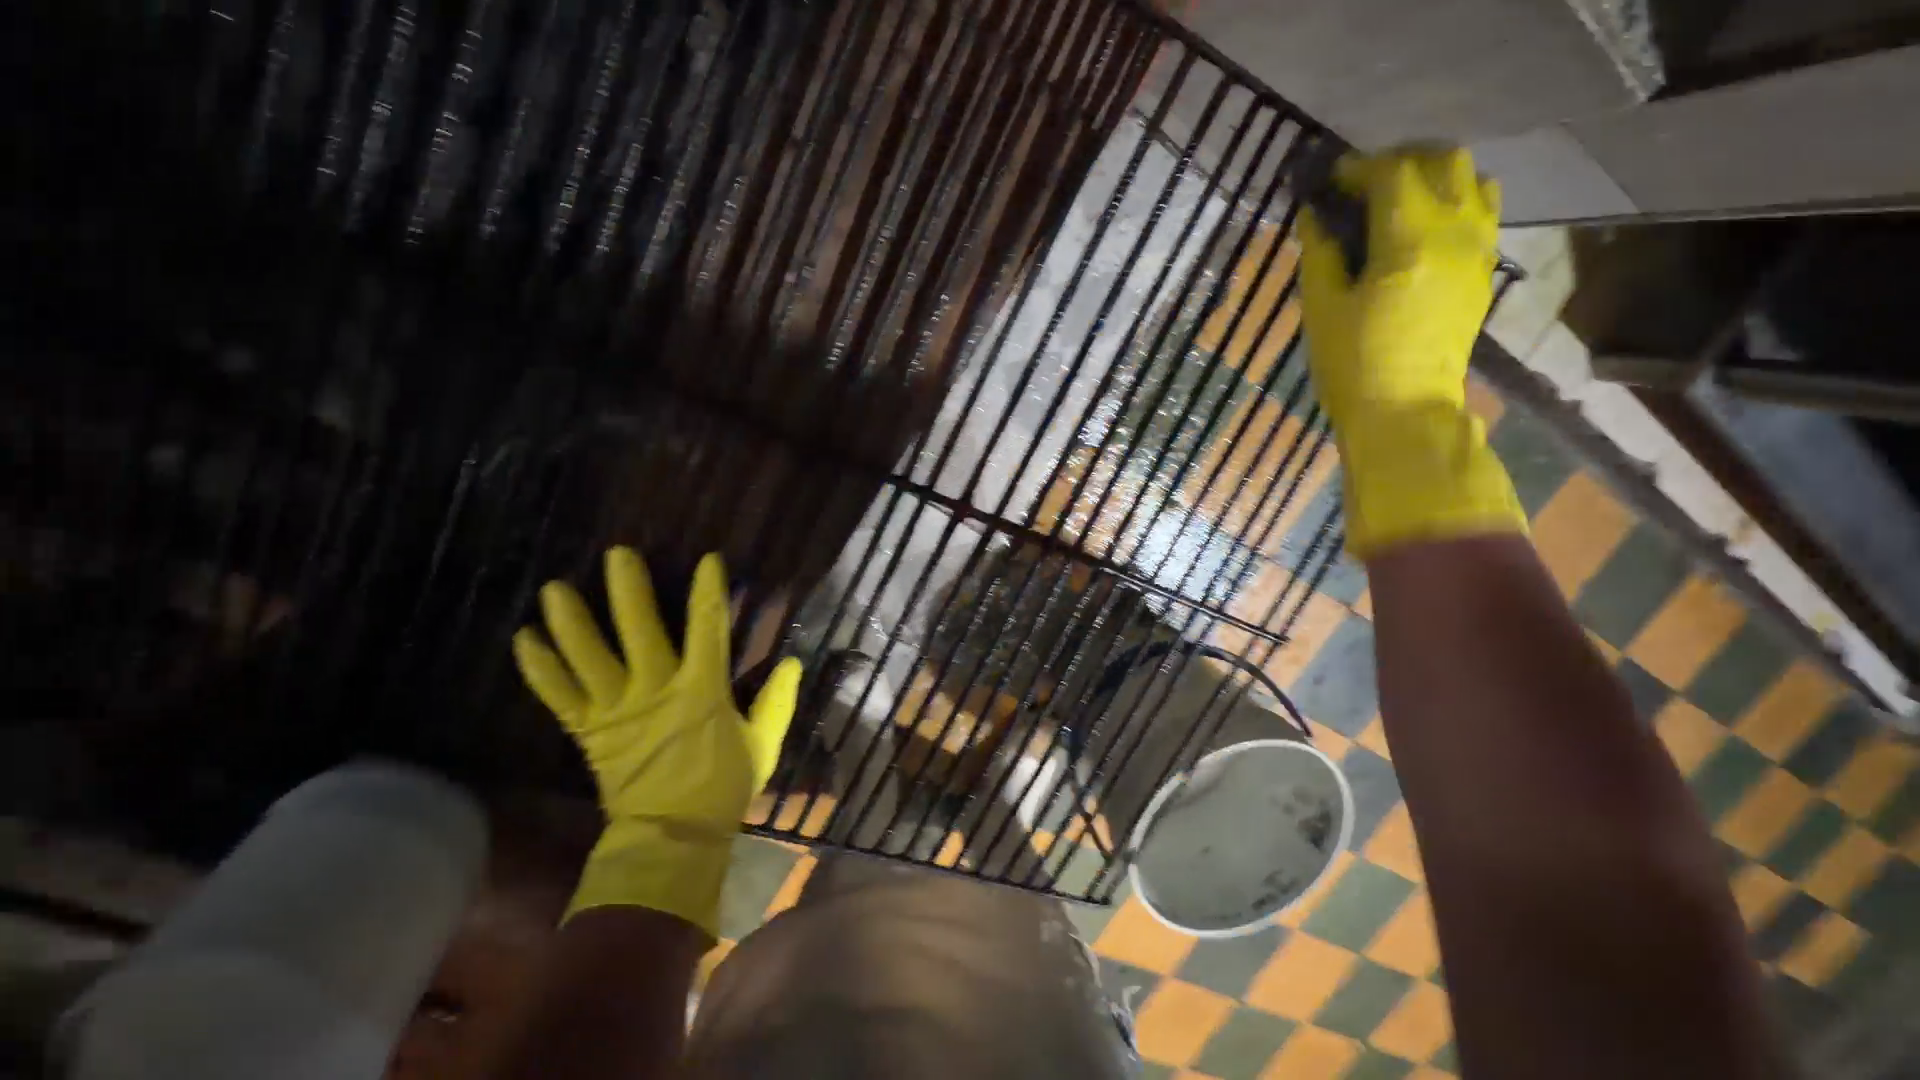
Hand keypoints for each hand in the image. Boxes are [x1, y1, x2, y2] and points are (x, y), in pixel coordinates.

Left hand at [513, 547, 800, 937]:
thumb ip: (778, 702)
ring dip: (571, 621)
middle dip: (628, 589)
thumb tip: (793, 662)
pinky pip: (559, 696)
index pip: (708, 627)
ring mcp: (618, 710)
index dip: (708, 590)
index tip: (707, 559)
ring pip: (590, 656)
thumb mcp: (763, 745)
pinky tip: (524, 639)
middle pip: (639, 629)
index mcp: (703, 690)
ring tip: (555, 588)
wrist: (674, 836)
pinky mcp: (590, 731)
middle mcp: (656, 690)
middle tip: (617, 554)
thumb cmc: (724, 788)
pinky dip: (540, 669)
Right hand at [1298, 146, 1525, 558]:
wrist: (1406, 414)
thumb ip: (1320, 251)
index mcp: (1410, 240)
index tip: (1329, 181)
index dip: (1357, 167)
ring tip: (1398, 201)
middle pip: (1444, 159)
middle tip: (1363, 185)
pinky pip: (1483, 212)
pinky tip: (1423, 228)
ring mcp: (1478, 251)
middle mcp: (1455, 233)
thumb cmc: (1353, 364)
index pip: (1391, 172)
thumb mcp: (1321, 307)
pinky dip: (1456, 203)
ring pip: (1473, 179)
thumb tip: (1313, 213)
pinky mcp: (1483, 272)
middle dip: (1401, 160)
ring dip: (1435, 177)